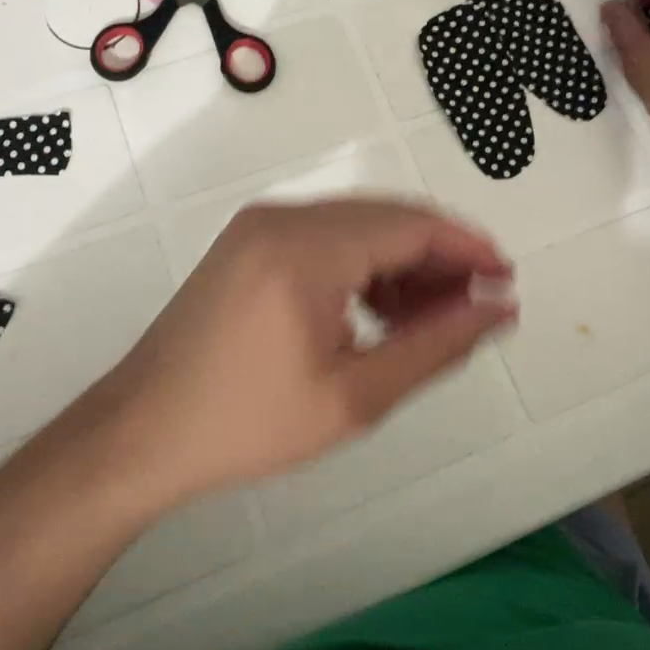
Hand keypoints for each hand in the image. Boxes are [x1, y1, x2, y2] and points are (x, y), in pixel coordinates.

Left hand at [87, 199, 516, 503]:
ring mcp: (259, 227)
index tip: (508, 282)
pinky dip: (363, 267)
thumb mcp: (355, 396)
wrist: (141, 432)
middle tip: (479, 308)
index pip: (412, 225)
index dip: (469, 248)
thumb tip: (497, 309)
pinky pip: (325, 239)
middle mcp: (282, 218)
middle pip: (386, 219)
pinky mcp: (248, 244)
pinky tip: (381, 313)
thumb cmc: (248, 423)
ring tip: (433, 320)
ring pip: (357, 227)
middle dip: (440, 258)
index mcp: (306, 248)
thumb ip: (435, 346)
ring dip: (403, 264)